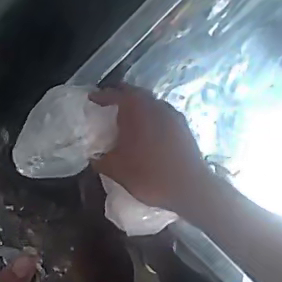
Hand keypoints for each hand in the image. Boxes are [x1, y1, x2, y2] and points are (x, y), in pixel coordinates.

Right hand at [90, 86, 219, 217]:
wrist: (190, 187)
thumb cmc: (148, 174)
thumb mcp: (116, 169)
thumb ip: (101, 160)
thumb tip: (94, 157)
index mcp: (136, 108)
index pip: (115, 94)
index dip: (101, 96)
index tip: (92, 98)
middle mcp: (156, 105)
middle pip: (136, 94)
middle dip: (121, 98)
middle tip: (108, 106)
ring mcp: (174, 115)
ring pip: (152, 104)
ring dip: (139, 109)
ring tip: (127, 121)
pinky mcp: (185, 127)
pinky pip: (163, 116)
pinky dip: (152, 119)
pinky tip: (147, 134)